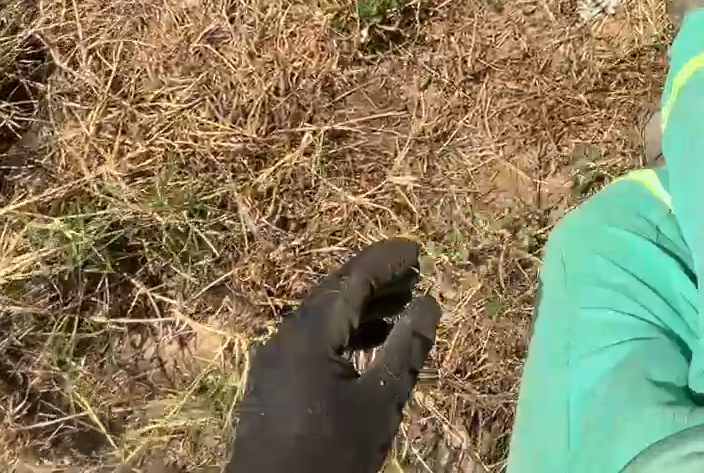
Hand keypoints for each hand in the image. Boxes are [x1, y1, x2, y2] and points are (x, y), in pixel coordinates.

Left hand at [227, 239, 440, 472]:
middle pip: (337, 290)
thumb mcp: (380, 402)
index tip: (419, 250)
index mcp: (310, 334)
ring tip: (404, 303)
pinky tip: (374, 339)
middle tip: (416, 273)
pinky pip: (316, 335)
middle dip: (379, 278)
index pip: (354, 278)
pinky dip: (348, 328)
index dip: (388, 260)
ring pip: (326, 313)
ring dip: (365, 304)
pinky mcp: (275, 379)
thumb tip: (429, 301)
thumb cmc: (331, 457)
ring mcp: (277, 358)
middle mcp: (287, 336)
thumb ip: (407, 346)